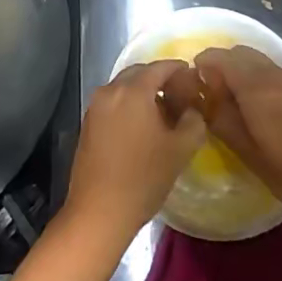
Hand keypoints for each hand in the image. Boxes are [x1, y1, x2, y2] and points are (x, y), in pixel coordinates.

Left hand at [64, 60, 207, 235]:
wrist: (98, 213)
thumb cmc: (143, 178)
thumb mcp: (180, 149)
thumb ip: (194, 122)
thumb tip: (193, 111)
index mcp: (134, 90)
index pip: (161, 67)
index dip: (179, 69)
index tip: (194, 79)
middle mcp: (110, 91)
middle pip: (139, 73)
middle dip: (160, 79)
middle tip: (180, 95)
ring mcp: (95, 108)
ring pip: (124, 88)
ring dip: (143, 92)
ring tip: (163, 112)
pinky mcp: (87, 125)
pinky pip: (113, 103)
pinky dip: (129, 105)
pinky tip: (142, 127)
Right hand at [194, 45, 281, 231]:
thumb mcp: (249, 152)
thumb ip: (222, 119)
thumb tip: (198, 95)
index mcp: (257, 85)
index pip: (220, 57)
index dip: (200, 67)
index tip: (189, 90)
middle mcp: (275, 74)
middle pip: (240, 54)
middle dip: (218, 68)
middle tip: (206, 100)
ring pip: (257, 63)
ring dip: (238, 74)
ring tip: (228, 109)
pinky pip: (271, 75)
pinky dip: (255, 82)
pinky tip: (254, 114)